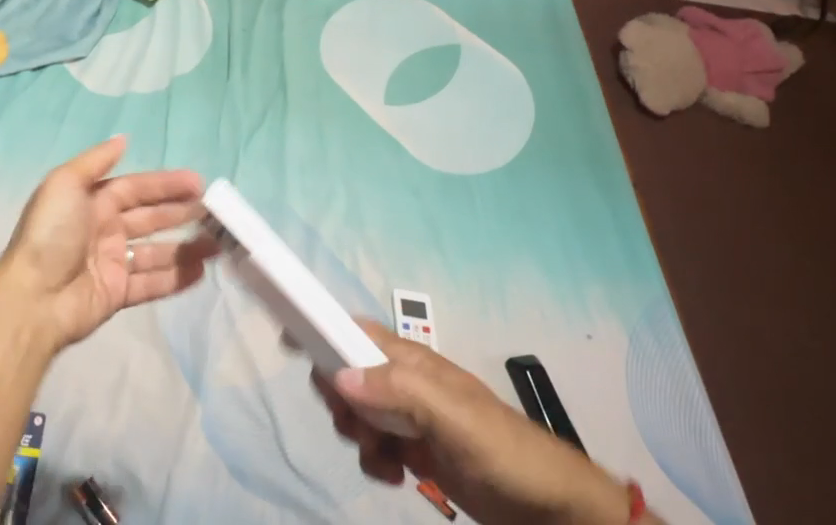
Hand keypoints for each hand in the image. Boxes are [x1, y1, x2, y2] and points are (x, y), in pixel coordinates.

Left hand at [0, 136, 214, 350]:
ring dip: (185, 246)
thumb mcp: (64, 184)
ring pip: (155, 251)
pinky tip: (201, 271)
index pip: (135, 188)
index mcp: (91, 202)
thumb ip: (96, 161)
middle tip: (214, 213)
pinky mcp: (117, 293)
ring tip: (217, 244)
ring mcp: (111, 263)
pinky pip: (152, 283)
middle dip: (180, 213)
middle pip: (149, 218)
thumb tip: (124, 138)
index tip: (198, 183)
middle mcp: (103, 230)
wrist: (33, 297)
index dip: (165, 185)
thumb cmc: (50, 234)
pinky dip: (176, 278)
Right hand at [314, 320, 641, 524]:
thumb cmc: (503, 450)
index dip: (320, 330)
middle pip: (346, 374)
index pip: (355, 331)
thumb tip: (338, 375)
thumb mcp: (452, 417)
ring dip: (357, 436)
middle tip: (355, 425)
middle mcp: (406, 382)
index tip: (286, 339)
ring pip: (357, 413)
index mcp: (412, 361)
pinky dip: (374, 460)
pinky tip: (394, 475)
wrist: (549, 508)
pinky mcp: (416, 449)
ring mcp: (410, 416)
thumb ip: (398, 391)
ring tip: (384, 458)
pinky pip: (374, 446)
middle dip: (339, 399)